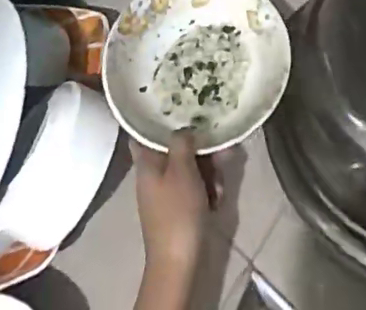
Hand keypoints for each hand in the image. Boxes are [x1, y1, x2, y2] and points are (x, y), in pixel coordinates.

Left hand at [133, 130, 218, 273]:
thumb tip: (184, 127)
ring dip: (210, 169)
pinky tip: (217, 198)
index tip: (179, 105)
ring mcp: (168, 190)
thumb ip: (182, 142)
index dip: (157, 117)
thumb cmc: (177, 210)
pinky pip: (196, 184)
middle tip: (221, 149)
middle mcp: (155, 173)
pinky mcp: (181, 204)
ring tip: (220, 183)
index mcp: (147, 162)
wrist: (179, 261)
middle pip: (177, 147)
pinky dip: (208, 187)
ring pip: (191, 165)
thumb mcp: (181, 169)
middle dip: (201, 147)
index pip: (143, 132)